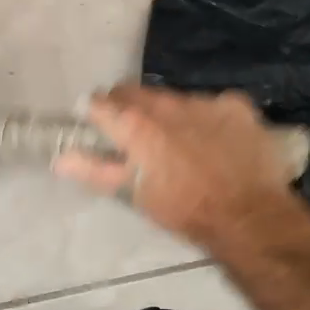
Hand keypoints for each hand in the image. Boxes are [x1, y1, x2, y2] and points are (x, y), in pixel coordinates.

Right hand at [54, 85, 302, 247]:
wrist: (250, 217)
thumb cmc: (184, 208)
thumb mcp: (133, 194)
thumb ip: (94, 171)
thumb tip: (59, 159)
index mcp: (134, 124)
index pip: (99, 102)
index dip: (94, 112)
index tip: (96, 125)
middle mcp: (165, 105)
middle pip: (133, 92)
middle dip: (126, 106)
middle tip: (134, 133)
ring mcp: (204, 102)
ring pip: (172, 97)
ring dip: (167, 112)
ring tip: (179, 139)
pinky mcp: (236, 107)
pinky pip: (213, 103)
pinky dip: (208, 117)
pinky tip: (216, 139)